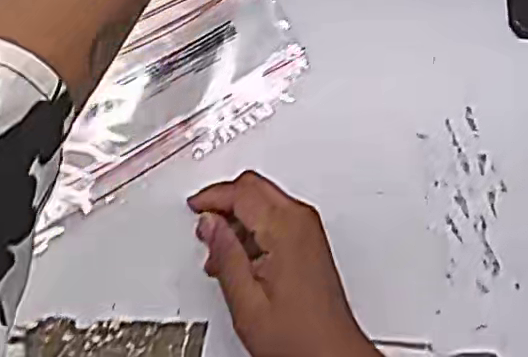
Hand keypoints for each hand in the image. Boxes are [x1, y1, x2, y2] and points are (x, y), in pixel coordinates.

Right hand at [189, 172, 377, 356]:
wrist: (332, 354)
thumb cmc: (299, 337)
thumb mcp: (247, 302)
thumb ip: (225, 255)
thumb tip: (209, 223)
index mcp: (285, 226)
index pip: (242, 191)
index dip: (213, 196)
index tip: (195, 205)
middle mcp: (300, 218)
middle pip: (254, 187)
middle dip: (224, 201)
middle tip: (203, 223)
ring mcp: (308, 226)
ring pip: (264, 199)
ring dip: (239, 216)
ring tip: (219, 252)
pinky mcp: (310, 237)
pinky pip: (276, 215)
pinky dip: (254, 226)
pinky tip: (241, 256)